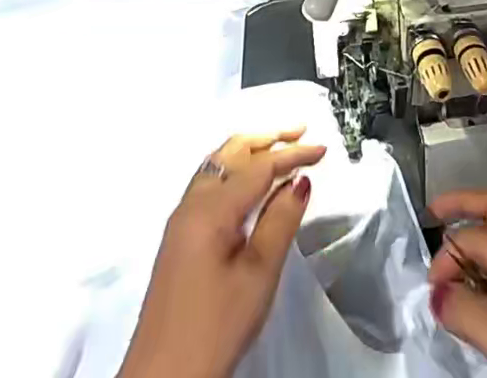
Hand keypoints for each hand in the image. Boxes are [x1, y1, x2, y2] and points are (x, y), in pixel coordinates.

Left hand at [116, 129, 326, 377]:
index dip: (292, 154)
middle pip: (231, 152)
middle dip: (267, 137)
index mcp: (211, 207)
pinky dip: (234, 167)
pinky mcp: (180, 232)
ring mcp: (182, 215)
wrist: (163, 369)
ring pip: (217, 163)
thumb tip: (300, 181)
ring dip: (248, 149)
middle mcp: (192, 201)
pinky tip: (247, 181)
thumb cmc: (216, 324)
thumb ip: (279, 223)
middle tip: (300, 132)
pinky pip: (209, 180)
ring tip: (279, 147)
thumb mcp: (257, 276)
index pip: (258, 166)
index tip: (323, 148)